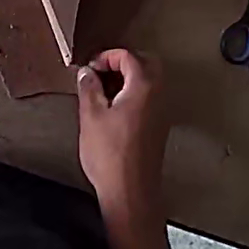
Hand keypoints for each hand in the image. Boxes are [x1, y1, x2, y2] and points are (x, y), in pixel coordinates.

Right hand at [77, 49, 168, 225]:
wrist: (130, 191)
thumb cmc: (110, 155)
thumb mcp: (91, 116)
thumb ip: (89, 88)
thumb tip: (87, 72)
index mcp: (143, 86)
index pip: (129, 56)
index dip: (107, 56)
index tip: (91, 67)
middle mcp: (158, 94)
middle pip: (146, 63)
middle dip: (123, 62)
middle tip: (100, 72)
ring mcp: (162, 110)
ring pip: (150, 80)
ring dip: (129, 77)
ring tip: (104, 89)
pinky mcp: (159, 125)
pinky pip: (150, 96)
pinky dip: (135, 92)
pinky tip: (115, 107)